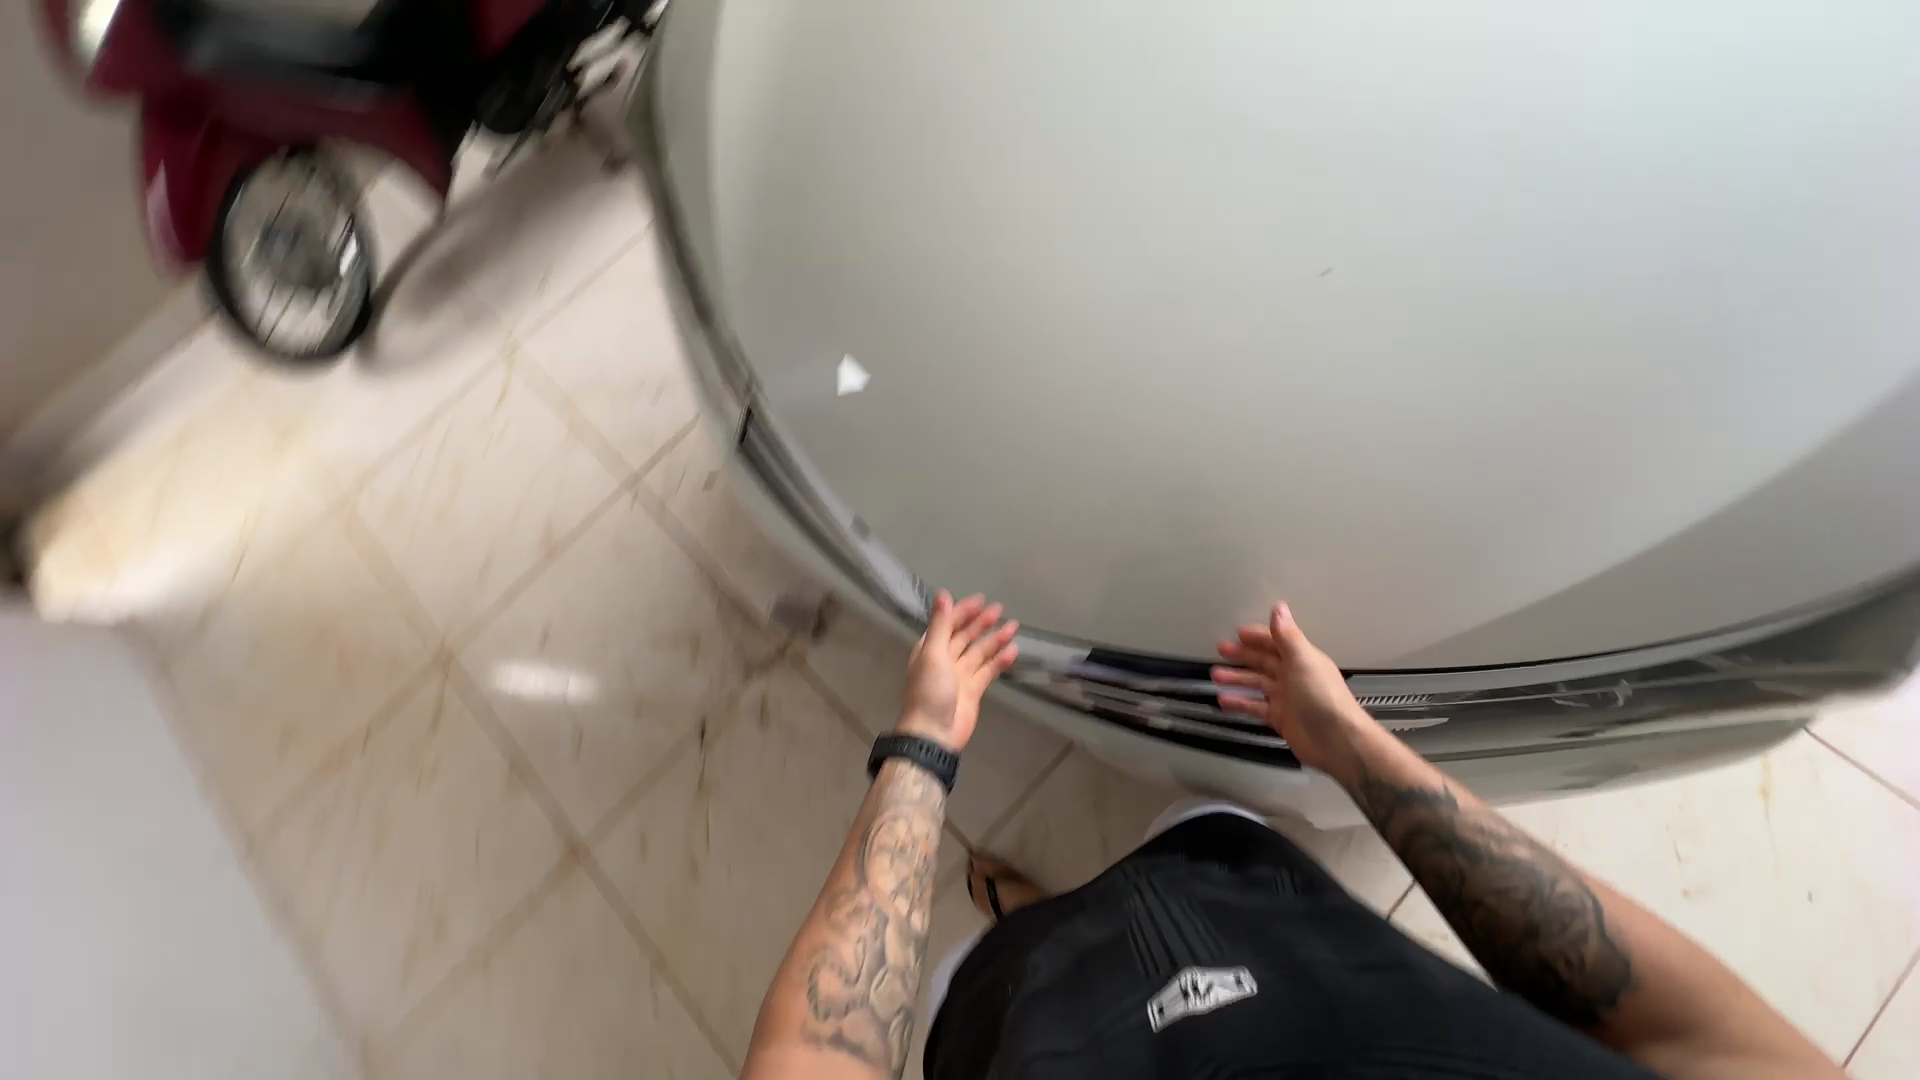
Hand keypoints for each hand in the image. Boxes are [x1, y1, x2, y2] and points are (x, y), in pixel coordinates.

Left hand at [896, 591, 1019, 752]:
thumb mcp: (932, 654)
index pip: (948, 624)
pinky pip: (989, 671)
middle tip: (999, 609)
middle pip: (965, 636)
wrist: (934, 734)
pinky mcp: (974, 691)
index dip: (963, 611)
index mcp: (930, 649)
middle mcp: (945, 659)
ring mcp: (960, 675)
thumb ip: (940, 625)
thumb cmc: (929, 692)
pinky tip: (1013, 650)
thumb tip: (943, 595)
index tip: (981, 600)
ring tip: (1014, 626)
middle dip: (981, 622)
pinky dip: (1000, 660)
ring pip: (980, 652)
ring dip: (995, 639)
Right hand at [1211, 602, 1376, 778]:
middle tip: (1222, 650)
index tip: (1239, 633)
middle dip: (1242, 656)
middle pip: (1264, 662)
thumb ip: (1287, 636)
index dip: (1258, 637)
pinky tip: (1224, 700)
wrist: (1336, 741)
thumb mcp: (1303, 661)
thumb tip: (1279, 608)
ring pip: (1256, 684)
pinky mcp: (1280, 719)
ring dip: (1236, 679)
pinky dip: (1239, 703)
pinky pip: (1255, 707)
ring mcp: (1287, 699)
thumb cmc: (1323, 699)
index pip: (1276, 643)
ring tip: (1216, 675)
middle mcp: (1294, 677)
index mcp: (1302, 660)